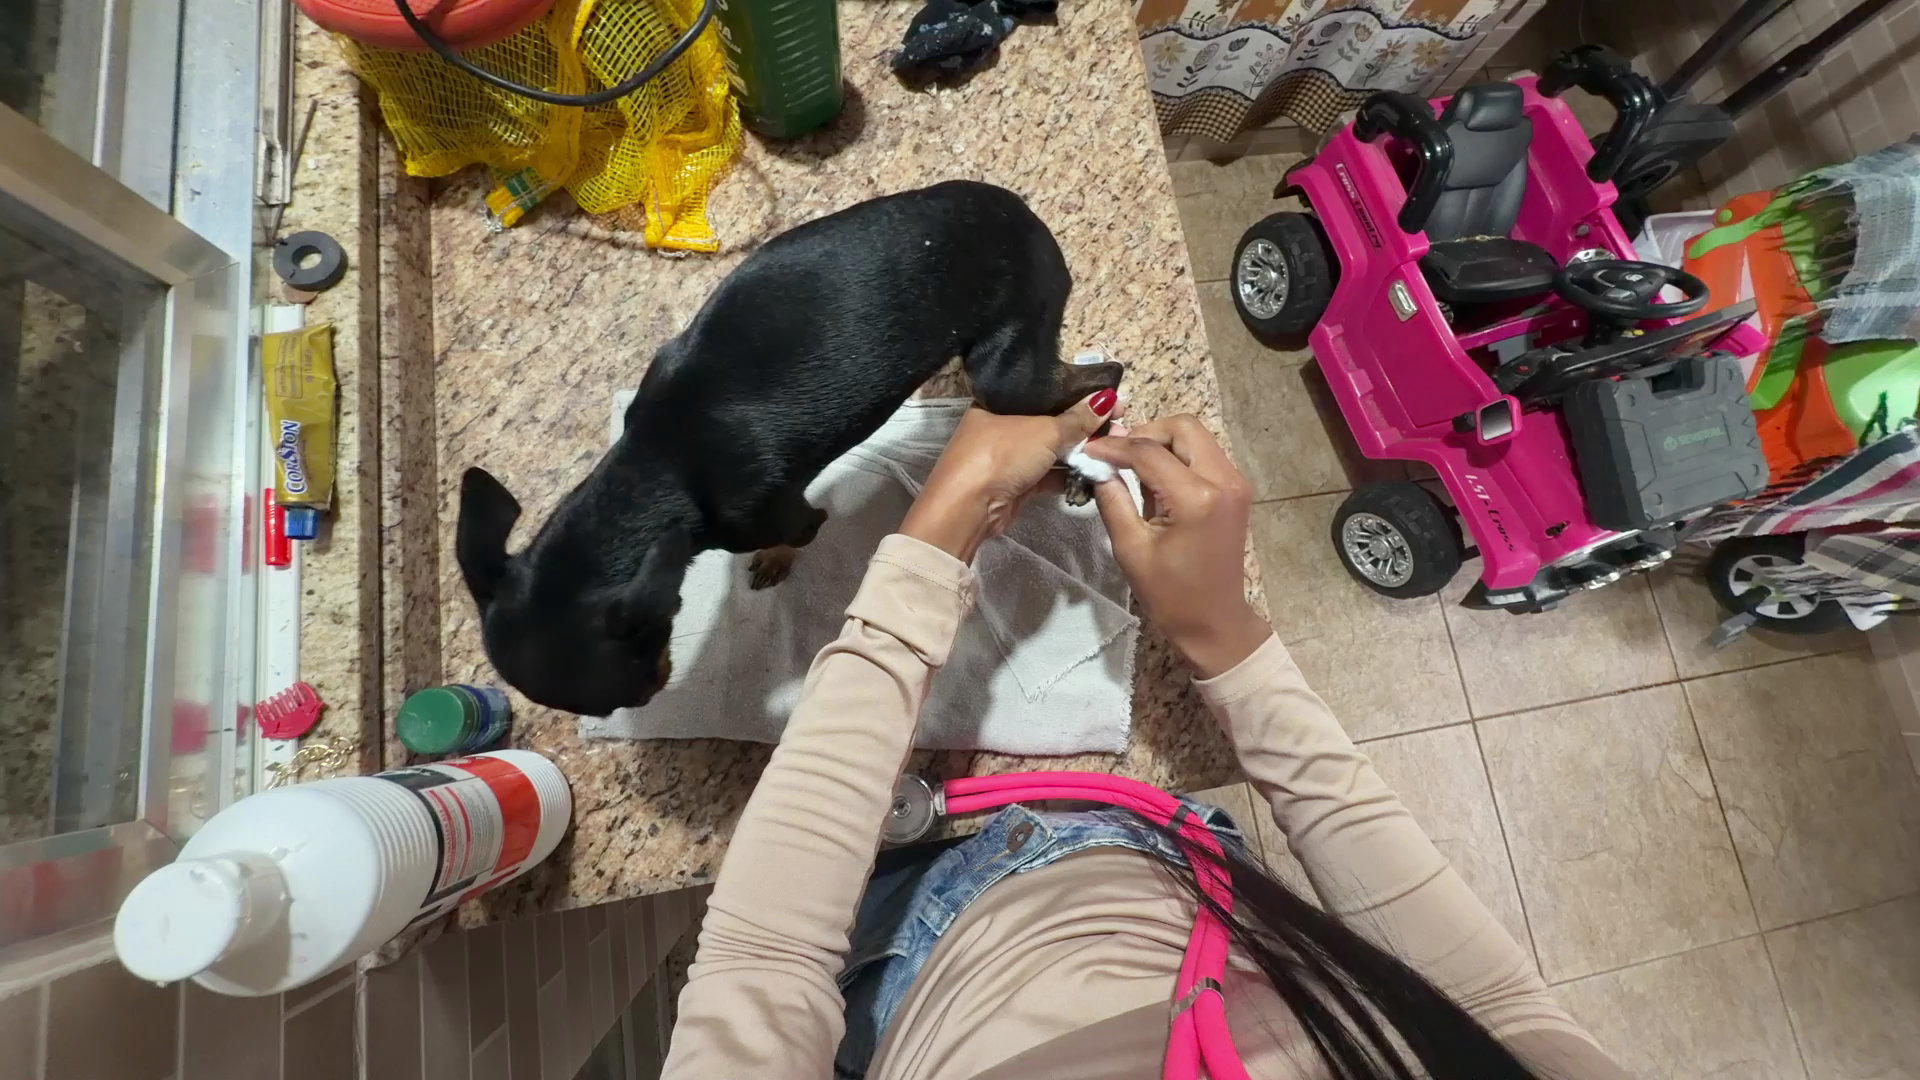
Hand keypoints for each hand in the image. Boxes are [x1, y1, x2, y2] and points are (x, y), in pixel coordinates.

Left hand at [900, 390, 1117, 562]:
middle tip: (1121, 423)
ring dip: (1081, 451)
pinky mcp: (1017, 485)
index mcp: (998, 403)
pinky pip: (1049, 474)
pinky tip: (1097, 470)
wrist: (969, 507)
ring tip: (1114, 446)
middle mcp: (1002, 427)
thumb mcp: (1044, 431)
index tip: (1111, 399)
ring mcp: (1009, 458)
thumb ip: (1077, 419)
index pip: (1046, 393)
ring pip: (1052, 450)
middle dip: (1085, 425)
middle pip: (1052, 422)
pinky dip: (1070, 474)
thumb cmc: (1001, 455)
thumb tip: (1108, 399)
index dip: (1078, 395)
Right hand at [1083, 415, 1271, 677]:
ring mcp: (1236, 482)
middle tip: (1116, 454)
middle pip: (1182, 427)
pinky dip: (1177, 456)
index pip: (1148, 452)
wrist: (1214, 621)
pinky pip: (1204, 454)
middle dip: (1145, 433)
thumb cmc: (1169, 594)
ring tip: (1132, 466)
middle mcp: (1224, 480)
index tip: (1087, 450)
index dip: (1114, 447)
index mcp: (1196, 498)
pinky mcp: (1237, 489)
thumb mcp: (1130, 547)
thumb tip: (1096, 464)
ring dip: (1162, 443)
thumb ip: (1112, 498)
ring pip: (1196, 436)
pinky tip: (1155, 478)